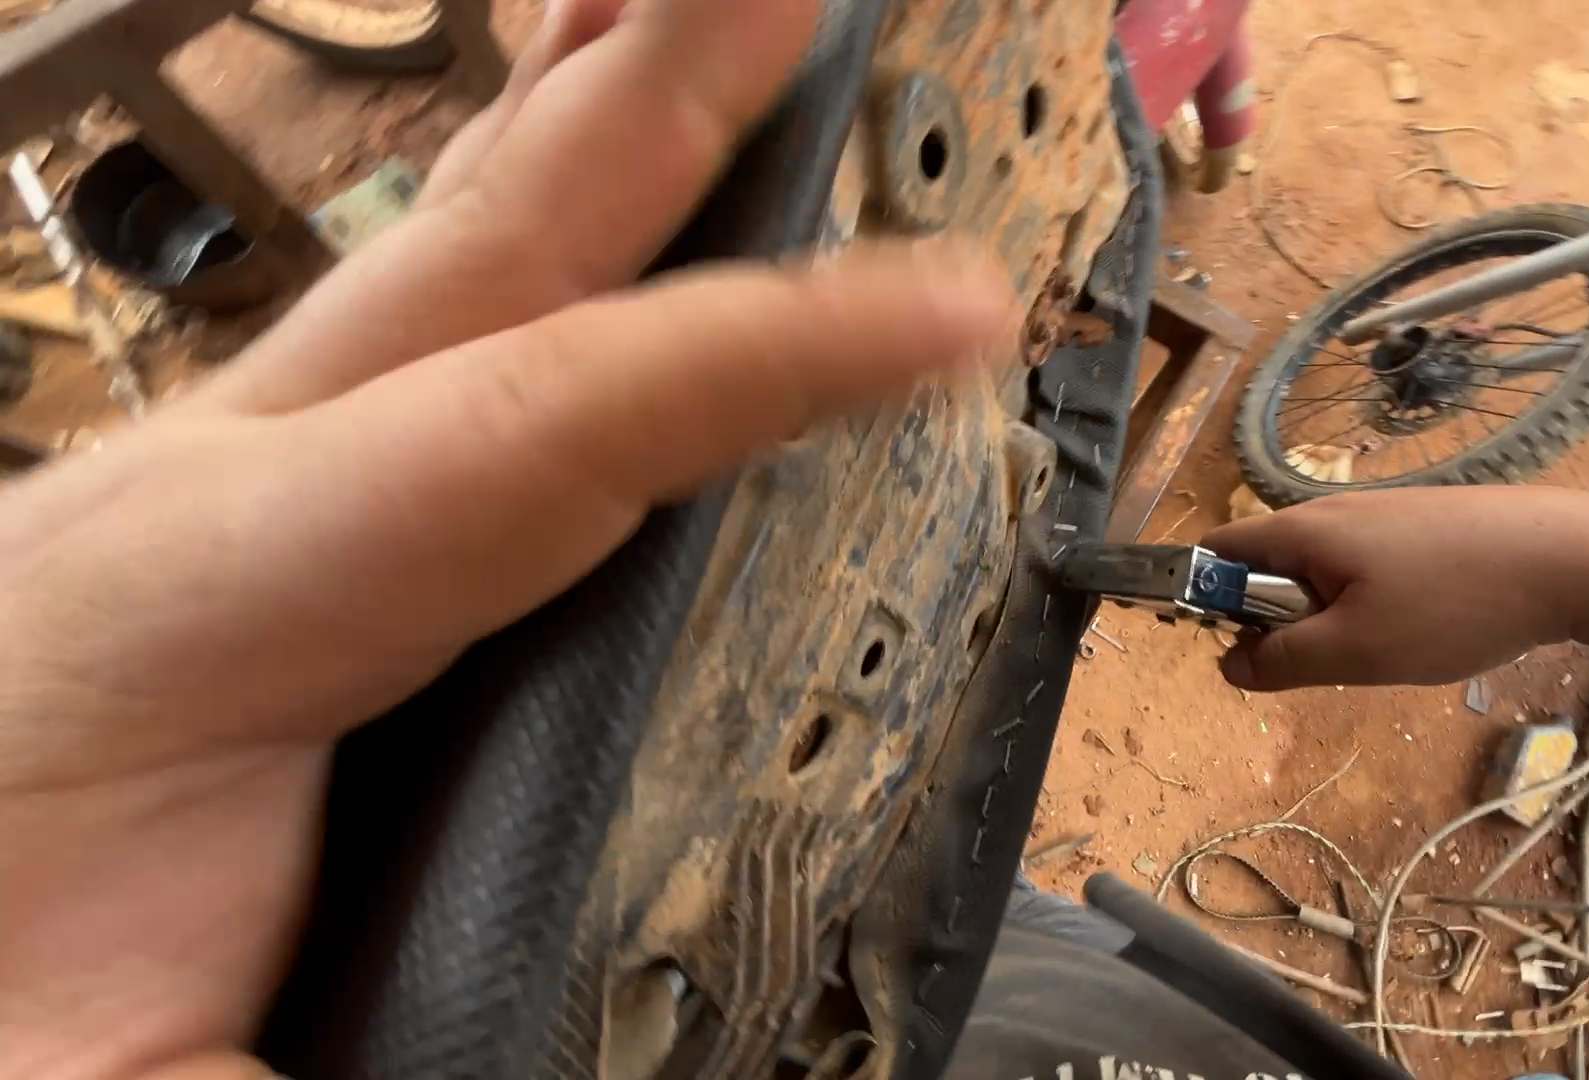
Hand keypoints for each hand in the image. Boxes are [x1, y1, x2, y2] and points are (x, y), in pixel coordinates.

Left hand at [0, 1, 1012, 1075]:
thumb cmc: (13, 1018)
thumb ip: (331, 1030)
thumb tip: (617, 1021)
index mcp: (224, 590)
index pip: (580, 415)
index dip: (791, 349)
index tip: (963, 310)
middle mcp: (258, 477)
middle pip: (499, 239)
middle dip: (657, 92)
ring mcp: (287, 475)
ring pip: (472, 260)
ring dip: (603, 136)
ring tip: (711, 35)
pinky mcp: (317, 514)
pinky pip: (471, 354)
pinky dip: (558, 261)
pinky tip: (614, 224)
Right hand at [1202, 487, 1588, 690]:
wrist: (1580, 557)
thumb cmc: (1453, 604)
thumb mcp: (1356, 650)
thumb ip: (1282, 661)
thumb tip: (1229, 667)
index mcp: (1301, 531)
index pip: (1218, 549)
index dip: (1209, 594)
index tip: (1241, 640)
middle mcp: (1331, 511)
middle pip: (1268, 561)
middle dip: (1275, 613)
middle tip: (1321, 656)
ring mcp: (1381, 512)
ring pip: (1319, 567)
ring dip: (1324, 611)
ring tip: (1378, 645)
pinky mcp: (1422, 522)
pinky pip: (1364, 562)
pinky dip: (1366, 597)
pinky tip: (1420, 622)